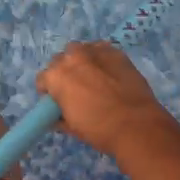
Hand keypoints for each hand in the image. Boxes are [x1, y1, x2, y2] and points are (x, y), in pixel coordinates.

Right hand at [35, 41, 177, 158]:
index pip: (43, 78)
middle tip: (76, 90)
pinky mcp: (114, 51)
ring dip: (81, 62)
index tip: (57, 101)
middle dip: (64, 74)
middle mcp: (71, 57)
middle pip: (60, 61)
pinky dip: (99, 59)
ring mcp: (94, 51)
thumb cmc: (99, 129)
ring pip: (79, 51)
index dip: (49, 91)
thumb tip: (56, 116)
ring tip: (93, 78)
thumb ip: (59, 117)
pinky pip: (99, 49)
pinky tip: (108, 73)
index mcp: (56, 76)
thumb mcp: (72, 127)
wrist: (136, 125)